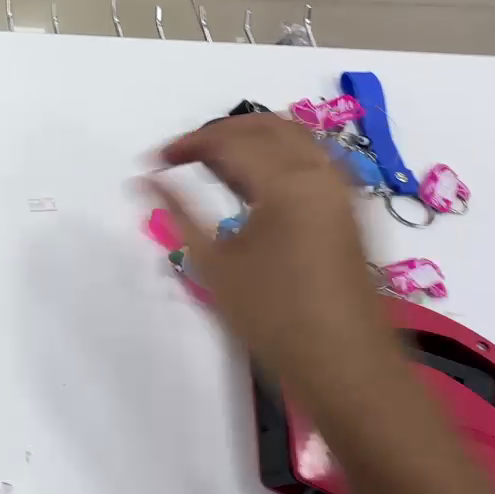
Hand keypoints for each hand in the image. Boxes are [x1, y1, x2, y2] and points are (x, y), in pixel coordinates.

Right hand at [143, 113, 401, 395]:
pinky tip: (249, 185)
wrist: (348, 366)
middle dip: (220, 132)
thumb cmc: (273, 316)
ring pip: (296, 140)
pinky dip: (277, 157)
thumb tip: (143, 178)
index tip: (152, 162)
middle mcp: (322, 177)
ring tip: (210, 166)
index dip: (186, 143)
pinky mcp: (351, 213)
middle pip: (269, 126)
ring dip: (251, 141)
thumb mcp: (213, 262)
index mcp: (288, 184)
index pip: (230, 140)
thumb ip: (177, 210)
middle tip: (181, 155)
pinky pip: (313, 162)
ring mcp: (343, 194)